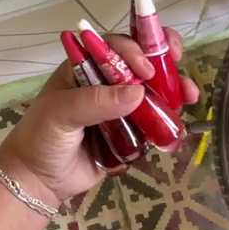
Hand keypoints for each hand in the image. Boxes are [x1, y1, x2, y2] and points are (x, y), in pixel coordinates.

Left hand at [0, 28, 200, 206]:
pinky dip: (170, 120)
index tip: (147, 69)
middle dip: (164, 60)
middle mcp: (106, 83)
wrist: (37, 182)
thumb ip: (96, 101)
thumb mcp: (61, 113)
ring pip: (154, 92)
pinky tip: (182, 123)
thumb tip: (139, 93)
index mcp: (85, 67)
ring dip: (174, 89)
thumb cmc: (41, 138)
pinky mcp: (131, 133)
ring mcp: (120, 108)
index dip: (135, 50)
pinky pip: (155, 122)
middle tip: (180, 61)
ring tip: (190, 95)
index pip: (115, 47)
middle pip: (141, 62)